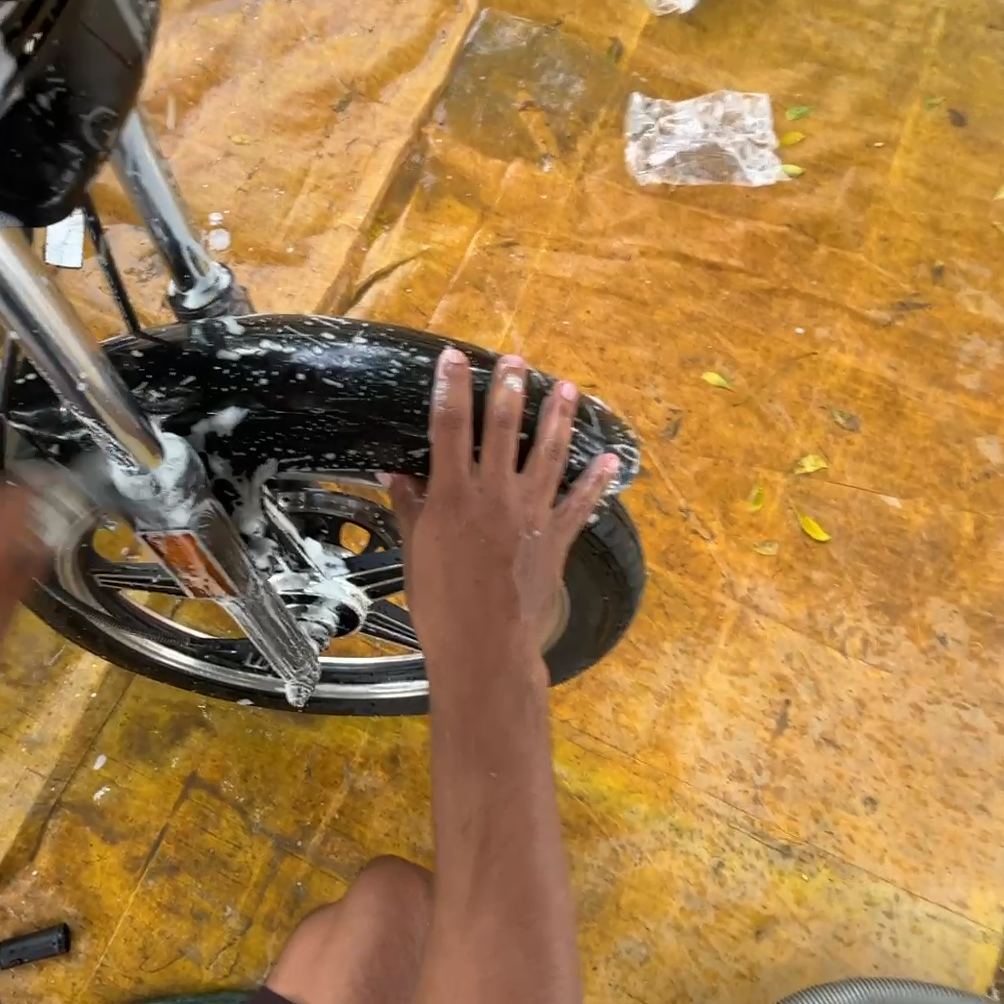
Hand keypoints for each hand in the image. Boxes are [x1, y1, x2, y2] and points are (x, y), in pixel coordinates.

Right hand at [388, 349, 620, 678]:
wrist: (484, 646)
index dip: (450, 388)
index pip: (450, 428)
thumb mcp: (414, 552)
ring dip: (557, 418)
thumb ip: (409, 508)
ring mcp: (531, 515)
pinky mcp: (555, 539)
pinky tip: (609, 459)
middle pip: (502, 429)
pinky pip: (580, 505)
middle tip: (515, 358)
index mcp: (454, 496)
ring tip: (566, 387)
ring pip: (547, 454)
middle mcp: (495, 495)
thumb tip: (395, 475)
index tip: (452, 357)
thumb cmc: (439, 603)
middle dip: (508, 388)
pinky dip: (597, 482)